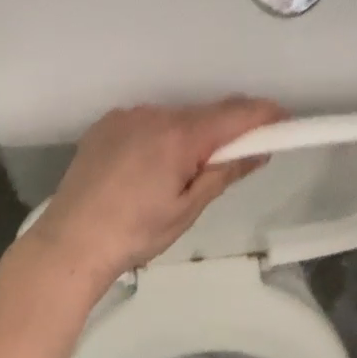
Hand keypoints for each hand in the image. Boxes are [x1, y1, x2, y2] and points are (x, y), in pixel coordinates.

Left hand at [26, 98, 287, 279]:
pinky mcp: (105, 128)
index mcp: (177, 137)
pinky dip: (159, 141)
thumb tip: (256, 151)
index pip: (235, 114)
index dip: (265, 117)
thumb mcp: (185, 211)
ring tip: (178, 183)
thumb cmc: (131, 235)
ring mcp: (125, 119)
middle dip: (224, 135)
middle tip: (232, 167)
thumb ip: (222, 174)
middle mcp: (152, 116)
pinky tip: (148, 176)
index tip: (285, 124)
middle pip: (204, 116)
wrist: (71, 243)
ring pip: (173, 120)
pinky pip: (145, 126)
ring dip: (188, 140)